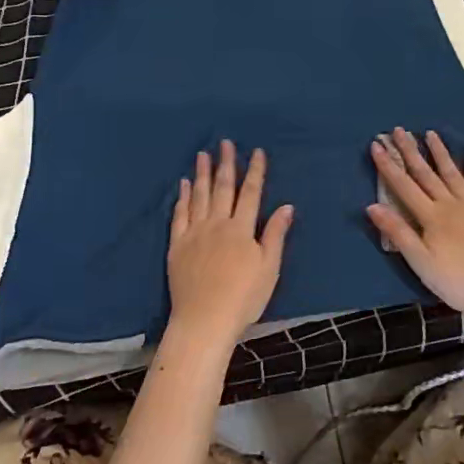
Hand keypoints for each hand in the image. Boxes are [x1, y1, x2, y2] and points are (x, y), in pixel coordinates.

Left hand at [166, 140, 294, 344]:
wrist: (204, 320)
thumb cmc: (243, 298)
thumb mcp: (269, 268)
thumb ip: (275, 234)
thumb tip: (286, 206)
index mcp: (241, 229)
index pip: (251, 193)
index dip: (255, 171)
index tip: (256, 152)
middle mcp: (217, 224)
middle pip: (223, 188)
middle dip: (226, 164)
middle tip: (225, 143)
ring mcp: (194, 233)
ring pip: (199, 196)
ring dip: (202, 174)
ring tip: (203, 155)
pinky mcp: (177, 245)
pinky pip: (179, 215)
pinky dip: (182, 197)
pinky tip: (183, 184)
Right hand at [367, 128, 463, 328]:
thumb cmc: (458, 283)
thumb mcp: (421, 263)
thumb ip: (398, 233)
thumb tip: (372, 206)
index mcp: (431, 217)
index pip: (404, 186)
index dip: (388, 165)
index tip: (376, 144)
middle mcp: (451, 205)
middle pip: (427, 174)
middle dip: (411, 151)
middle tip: (399, 130)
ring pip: (453, 174)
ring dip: (441, 154)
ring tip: (430, 134)